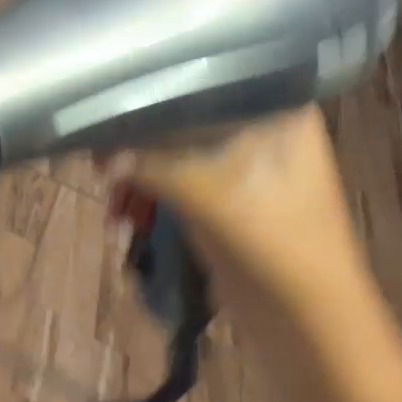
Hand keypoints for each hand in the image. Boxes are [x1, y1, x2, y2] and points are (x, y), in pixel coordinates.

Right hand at [111, 104, 374, 315]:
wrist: (311, 330)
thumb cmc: (276, 247)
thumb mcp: (204, 191)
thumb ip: (144, 160)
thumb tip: (90, 146)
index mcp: (277, 112)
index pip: (204, 71)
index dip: (152, 78)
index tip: (107, 88)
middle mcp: (261, 127)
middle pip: (179, 109)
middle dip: (133, 132)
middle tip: (95, 149)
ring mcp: (242, 163)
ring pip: (169, 144)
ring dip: (132, 167)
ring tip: (109, 192)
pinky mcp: (223, 195)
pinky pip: (170, 176)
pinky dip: (144, 190)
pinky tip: (123, 214)